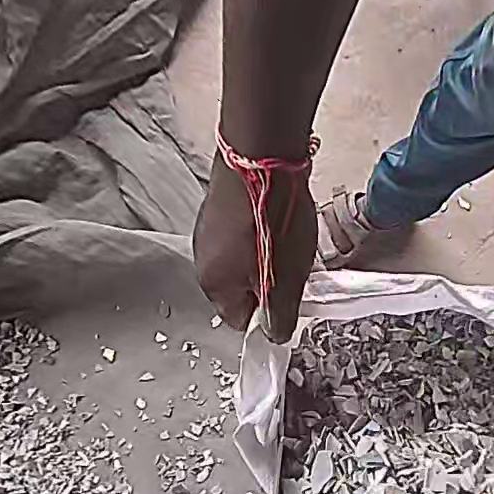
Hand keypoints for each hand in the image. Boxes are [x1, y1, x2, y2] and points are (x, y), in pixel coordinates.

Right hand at [193, 152, 318, 341]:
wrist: (261, 157)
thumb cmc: (271, 226)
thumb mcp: (285, 283)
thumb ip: (279, 317)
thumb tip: (275, 336)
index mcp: (214, 287)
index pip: (241, 320)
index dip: (268, 315)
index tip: (288, 297)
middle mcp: (203, 261)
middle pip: (242, 290)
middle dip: (268, 284)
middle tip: (291, 266)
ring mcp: (208, 231)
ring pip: (243, 262)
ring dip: (266, 258)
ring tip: (286, 240)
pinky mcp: (219, 207)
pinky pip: (243, 235)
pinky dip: (260, 233)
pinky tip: (276, 219)